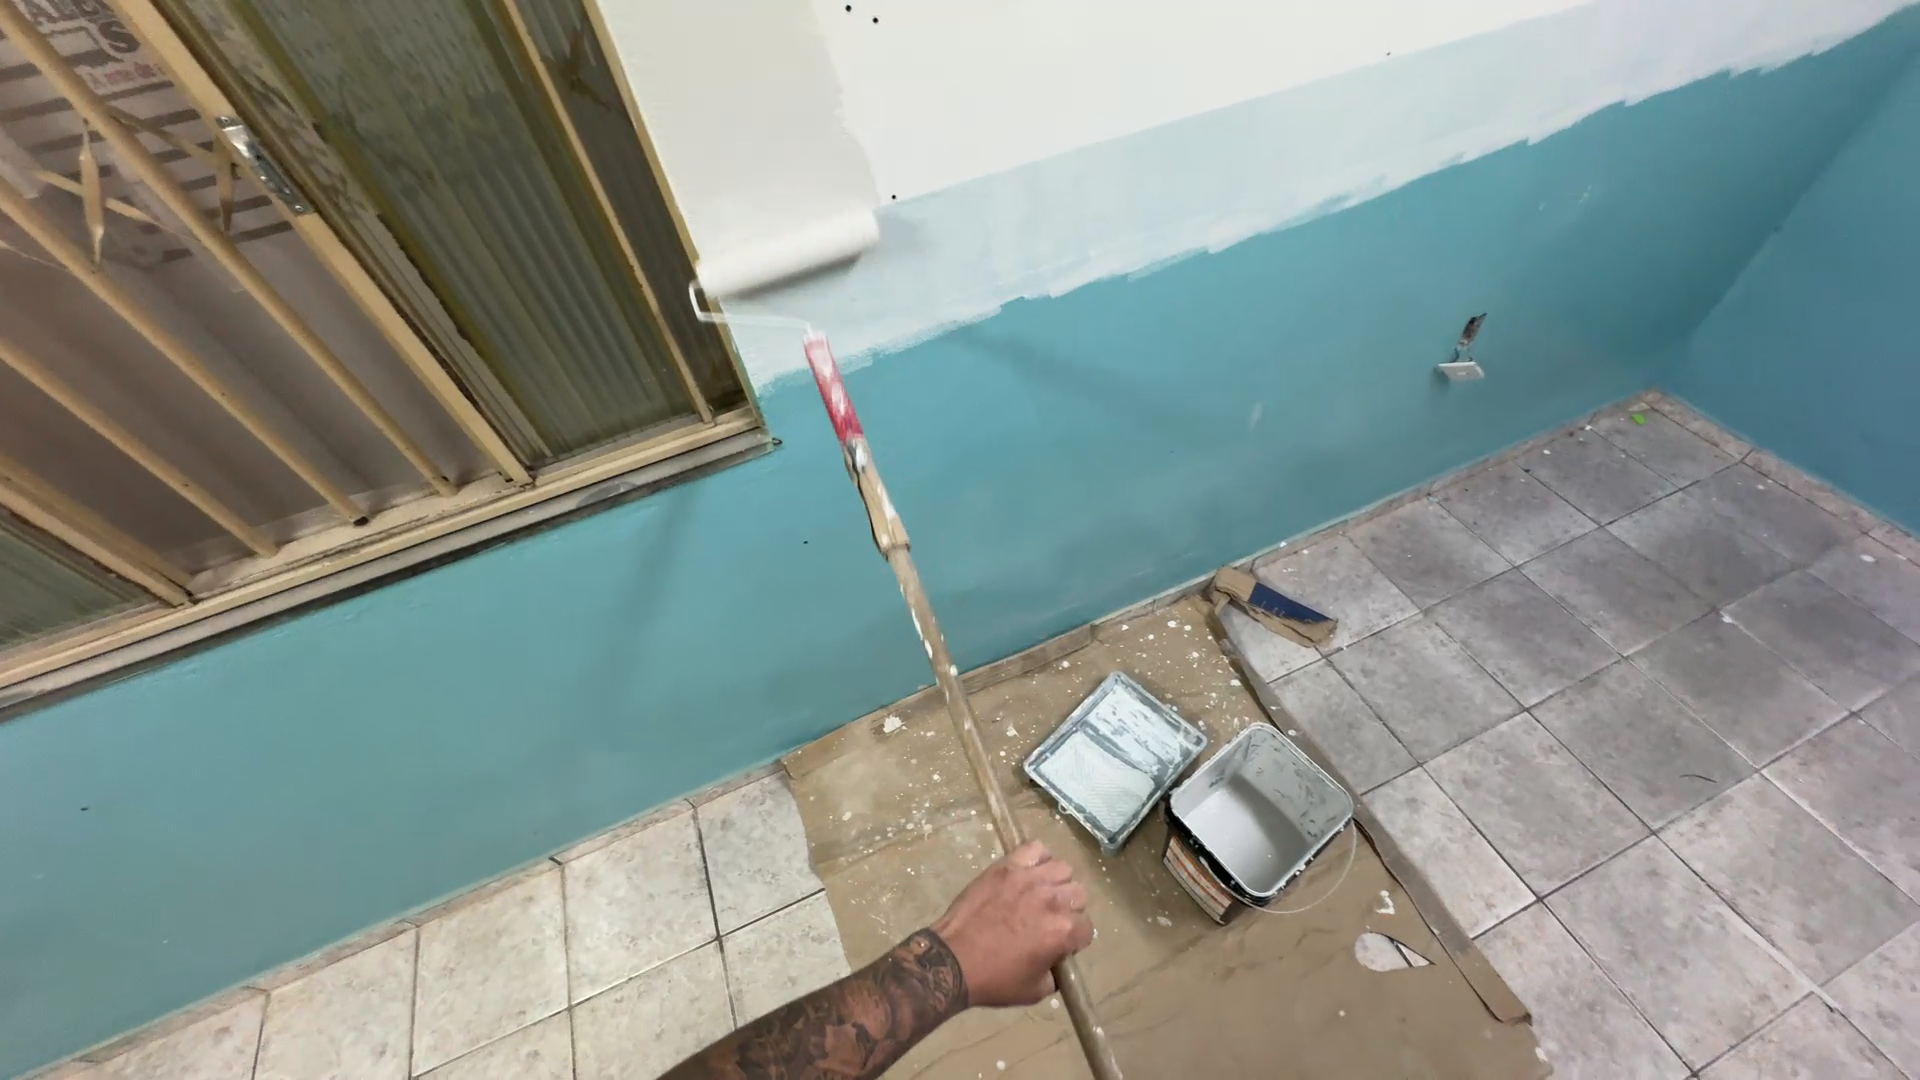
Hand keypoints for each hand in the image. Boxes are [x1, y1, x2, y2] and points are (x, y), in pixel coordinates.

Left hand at [929, 840, 1092, 1007]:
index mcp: (1062, 930)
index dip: (1075, 938)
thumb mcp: (1036, 990)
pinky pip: (1035, 848)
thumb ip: (1056, 972)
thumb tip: (1058, 958)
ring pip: (1061, 868)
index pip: (1086, 927)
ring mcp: (1029, 878)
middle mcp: (1052, 899)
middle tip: (1050, 918)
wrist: (954, 958)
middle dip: (1069, 908)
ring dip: (1056, 882)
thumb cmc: (995, 979)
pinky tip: (1030, 872)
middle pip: (1078, 893)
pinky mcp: (1008, 865)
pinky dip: (1038, 857)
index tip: (1062, 943)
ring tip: (1041, 893)